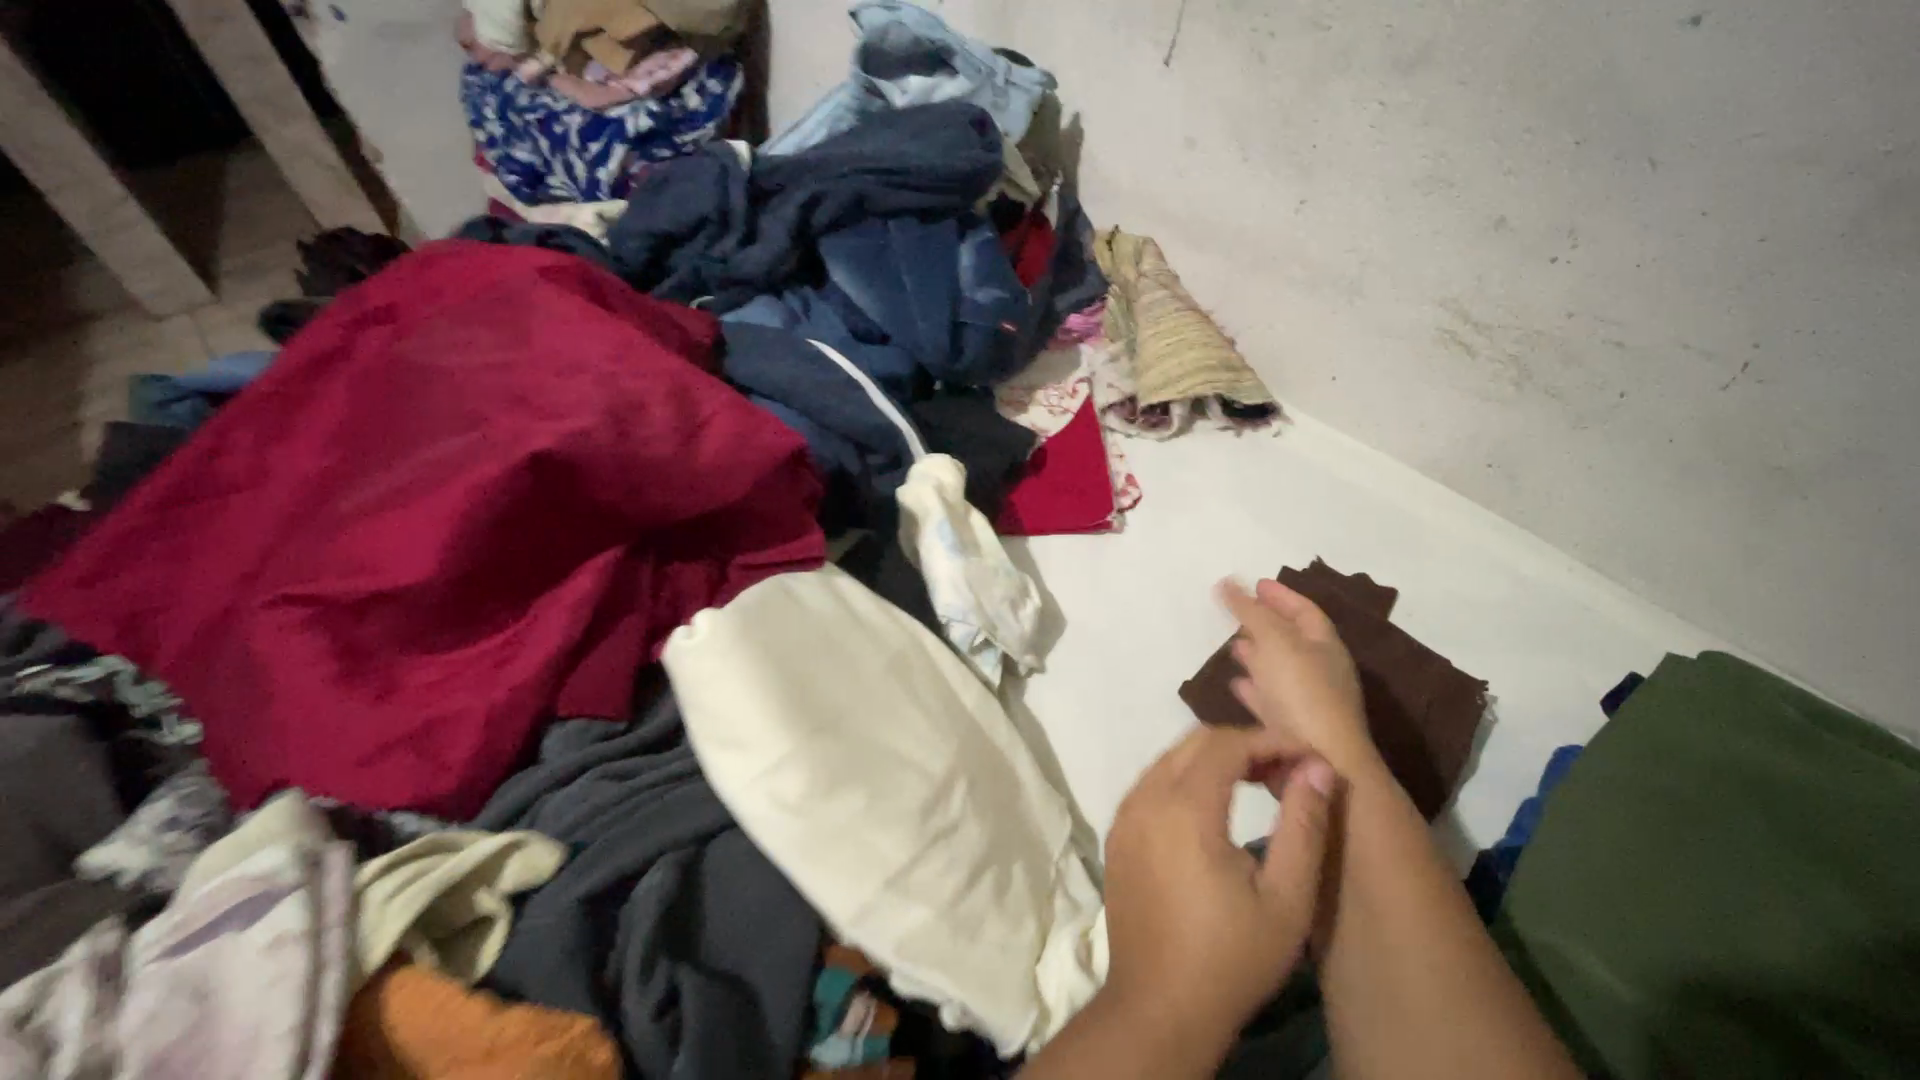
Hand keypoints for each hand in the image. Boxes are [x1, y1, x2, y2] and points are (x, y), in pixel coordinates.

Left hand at [1100, 725, 1338, 1055]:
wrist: (1159, 1007)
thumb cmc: (1231, 958)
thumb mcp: (1286, 899)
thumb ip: (1304, 825)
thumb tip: (1318, 769)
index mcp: (1184, 808)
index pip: (1226, 744)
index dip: (1271, 741)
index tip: (1308, 758)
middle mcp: (1145, 799)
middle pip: (1194, 742)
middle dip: (1243, 744)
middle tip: (1287, 770)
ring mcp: (1124, 817)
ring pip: (1169, 759)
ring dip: (1213, 759)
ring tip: (1259, 782)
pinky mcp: (1117, 836)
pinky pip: (1151, 784)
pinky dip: (1185, 778)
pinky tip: (1215, 806)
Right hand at [1217, 578, 1379, 778]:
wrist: (1319, 763)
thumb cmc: (1303, 694)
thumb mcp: (1275, 642)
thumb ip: (1250, 612)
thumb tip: (1227, 581)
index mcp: (1325, 647)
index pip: (1305, 611)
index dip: (1281, 596)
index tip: (1256, 583)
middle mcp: (1321, 673)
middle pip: (1292, 640)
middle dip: (1266, 624)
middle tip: (1239, 613)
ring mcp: (1308, 704)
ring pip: (1279, 671)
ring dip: (1258, 657)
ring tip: (1233, 647)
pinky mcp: (1292, 730)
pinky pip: (1270, 701)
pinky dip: (1253, 689)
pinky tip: (1236, 686)